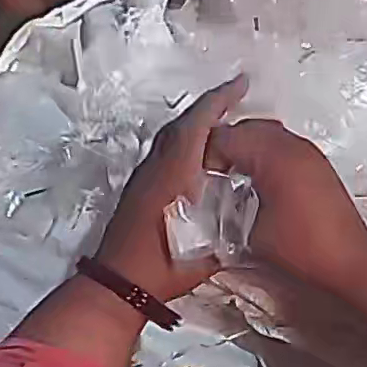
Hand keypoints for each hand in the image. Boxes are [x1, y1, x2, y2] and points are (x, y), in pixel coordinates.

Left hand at [92, 76, 246, 300]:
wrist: (116, 283)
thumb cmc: (160, 268)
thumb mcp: (206, 252)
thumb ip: (228, 231)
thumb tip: (250, 219)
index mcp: (175, 175)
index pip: (198, 125)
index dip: (220, 100)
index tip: (241, 83)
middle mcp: (157, 168)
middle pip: (183, 125)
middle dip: (211, 107)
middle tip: (237, 99)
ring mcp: (145, 178)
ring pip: (173, 137)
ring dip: (198, 124)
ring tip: (225, 126)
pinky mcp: (140, 189)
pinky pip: (168, 152)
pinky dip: (188, 143)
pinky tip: (202, 157)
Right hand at [204, 119, 366, 289]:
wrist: (349, 259)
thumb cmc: (305, 248)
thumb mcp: (252, 234)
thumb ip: (229, 211)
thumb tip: (216, 206)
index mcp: (273, 156)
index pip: (225, 137)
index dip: (204, 155)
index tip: (196, 176)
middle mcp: (293, 146)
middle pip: (247, 128)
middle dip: (224, 146)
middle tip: (209, 172)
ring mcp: (309, 154)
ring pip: (267, 134)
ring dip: (246, 148)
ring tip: (229, 175)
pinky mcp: (318, 166)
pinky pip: (285, 147)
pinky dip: (266, 155)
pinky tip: (257, 182)